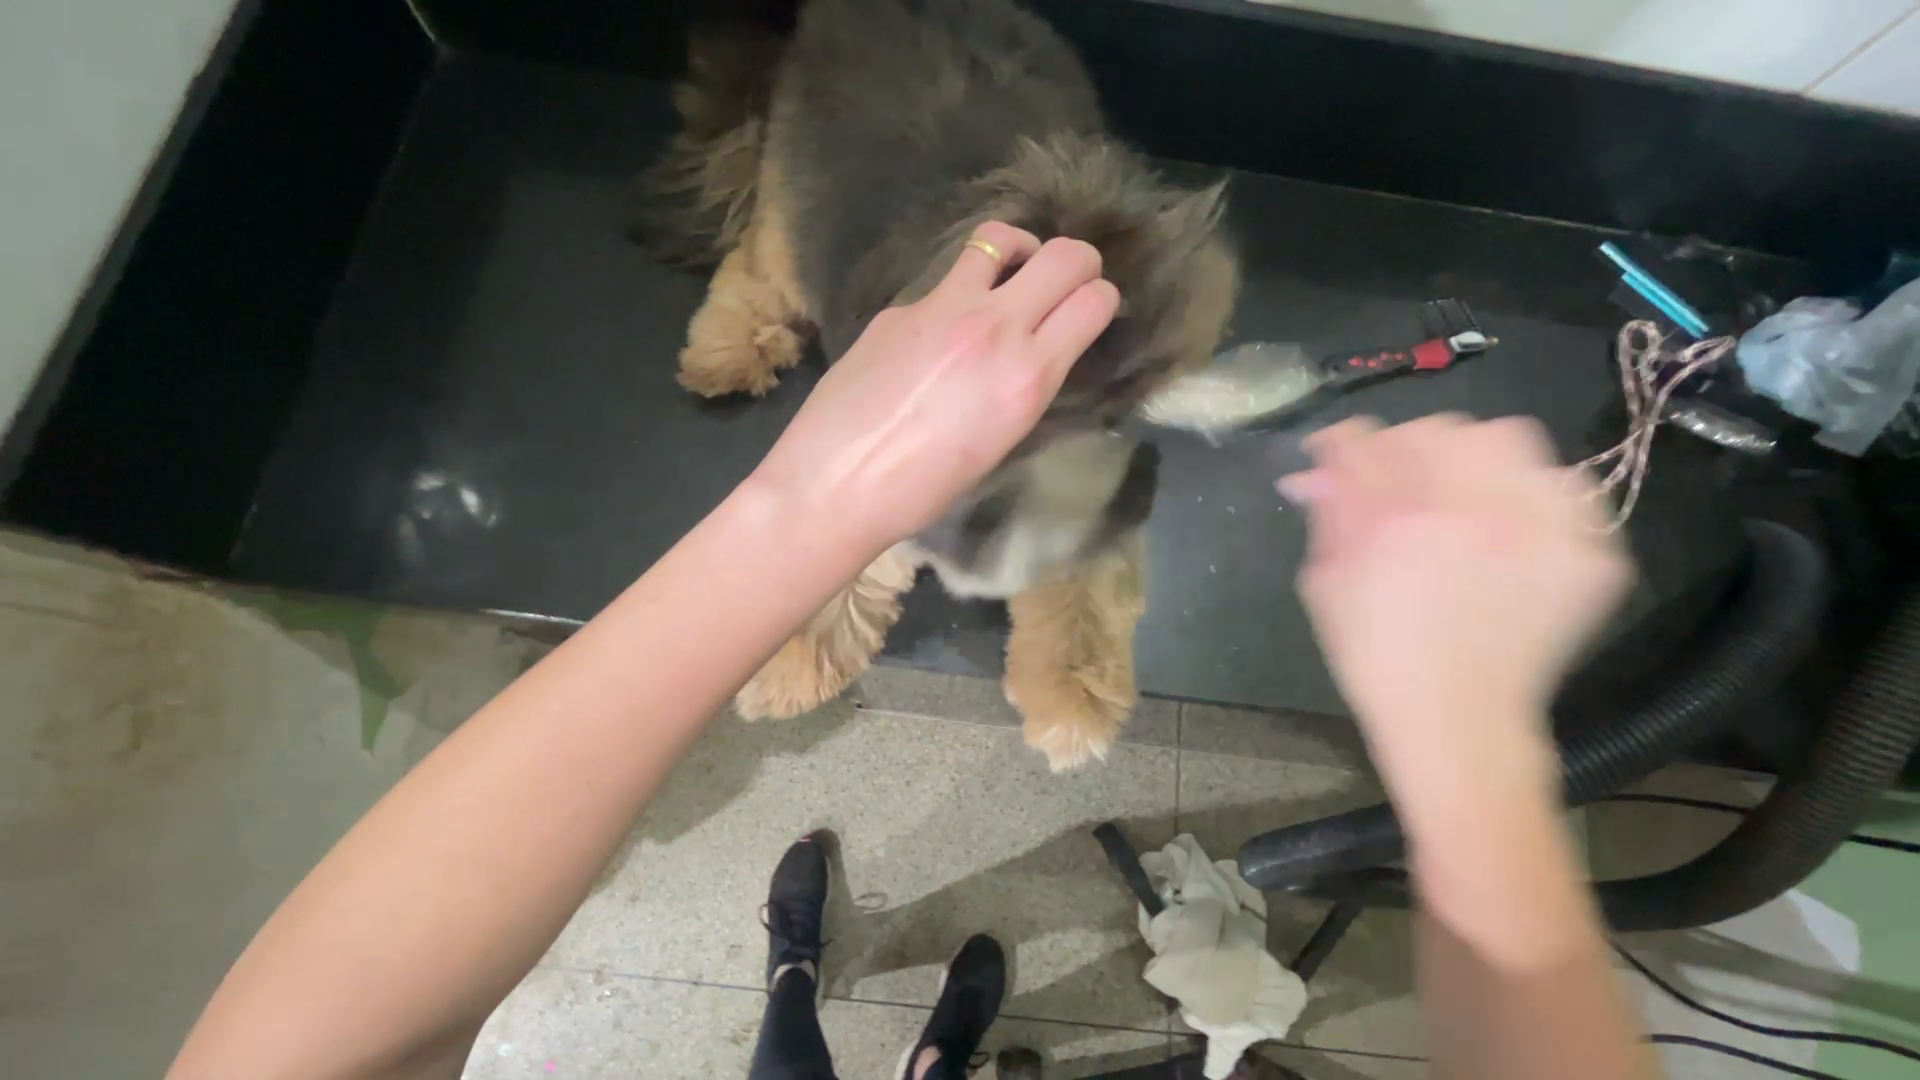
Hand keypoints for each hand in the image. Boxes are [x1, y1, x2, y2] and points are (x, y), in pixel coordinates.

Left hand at [750, 222, 1119, 547]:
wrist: (836, 484)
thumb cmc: (924, 490)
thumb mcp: (998, 443)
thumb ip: (1024, 385)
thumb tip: (1034, 352)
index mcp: (1027, 376)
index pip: (1093, 301)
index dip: (1102, 299)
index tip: (1090, 311)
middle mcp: (993, 328)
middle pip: (1063, 255)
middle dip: (1080, 262)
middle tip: (1068, 283)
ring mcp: (942, 308)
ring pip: (1001, 238)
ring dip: (1020, 251)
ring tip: (1011, 276)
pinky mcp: (900, 307)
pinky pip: (945, 283)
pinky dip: (958, 296)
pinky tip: (936, 337)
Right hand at [1281, 416, 1633, 807]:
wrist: (1458, 721)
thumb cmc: (1375, 658)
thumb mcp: (1327, 586)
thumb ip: (1329, 516)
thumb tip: (1318, 470)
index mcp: (1398, 522)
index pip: (1366, 442)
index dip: (1343, 440)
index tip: (1336, 451)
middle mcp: (1475, 511)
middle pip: (1438, 429)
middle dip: (1405, 445)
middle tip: (1396, 475)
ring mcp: (1542, 528)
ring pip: (1508, 438)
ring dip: (1471, 457)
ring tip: (1459, 492)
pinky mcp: (1587, 551)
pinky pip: (1561, 484)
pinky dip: (1528, 492)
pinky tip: (1506, 525)